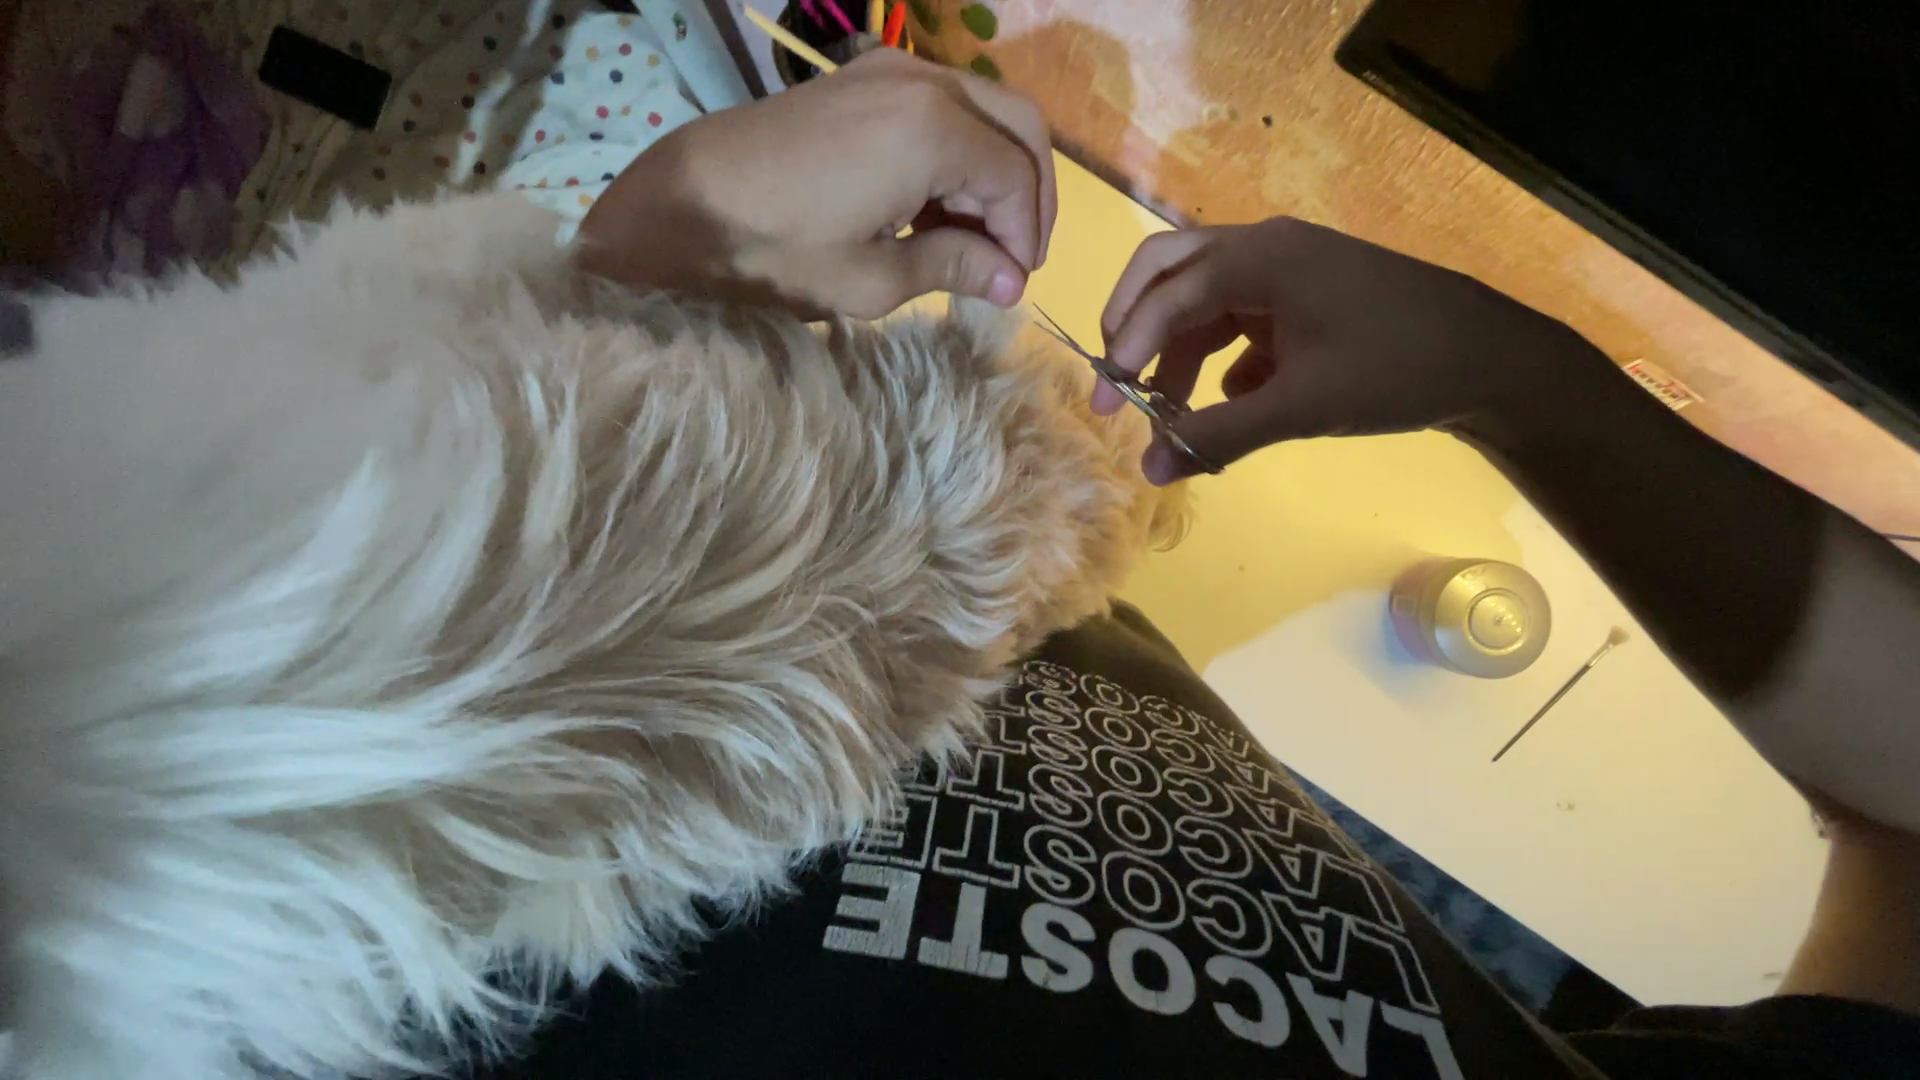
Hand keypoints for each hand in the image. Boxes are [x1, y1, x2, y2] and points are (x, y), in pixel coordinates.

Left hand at [577, 50, 1055, 318]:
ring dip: (997, 175)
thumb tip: (1012, 280)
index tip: (1012, 286)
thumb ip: (953, 266)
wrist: (683, 205)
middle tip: (1015, 259)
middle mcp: (924, 83)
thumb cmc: (776, 252)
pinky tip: (941, 208)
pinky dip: (962, 156)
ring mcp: (893, 72)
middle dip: (1029, 198)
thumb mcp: (871, 279)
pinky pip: (946, 108)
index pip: (1016, 179)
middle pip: (1020, 128)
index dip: (1025, 237)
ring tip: (979, 243)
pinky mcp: (866, 80)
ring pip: (987, 113)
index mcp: (932, 130)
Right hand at [1096, 217, 1616, 482]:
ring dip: (1175, 352)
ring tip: (1166, 411)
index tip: (1108, 402)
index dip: (1129, 346)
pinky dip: (1218, 358)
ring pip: (1200, 301)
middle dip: (1133, 325)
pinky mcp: (1298, 298)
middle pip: (1168, 270)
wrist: (1490, 361)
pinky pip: (1234, 320)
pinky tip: (1231, 401)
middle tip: (1115, 378)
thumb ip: (1217, 437)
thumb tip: (1150, 472)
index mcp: (1261, 259)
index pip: (1169, 294)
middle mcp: (1262, 250)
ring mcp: (1282, 271)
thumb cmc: (1394, 371)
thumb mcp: (1299, 407)